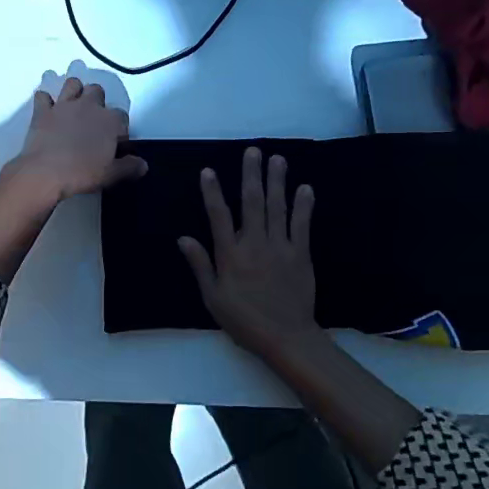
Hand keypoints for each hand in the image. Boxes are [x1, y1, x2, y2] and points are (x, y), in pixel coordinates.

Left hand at [0, 77, 147, 208]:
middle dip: (98, 102)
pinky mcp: (42, 111)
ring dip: (74, 92)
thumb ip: (130, 167)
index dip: (120, 130)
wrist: (45, 173)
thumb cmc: (82, 173)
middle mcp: (88, 106)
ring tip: (74, 108)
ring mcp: (64, 106)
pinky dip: (45, 101)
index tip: (115, 144)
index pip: (122, 117)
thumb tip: (143, 165)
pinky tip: (48, 110)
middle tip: (94, 123)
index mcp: (109, 120)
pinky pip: (43, 97)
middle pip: (97, 91)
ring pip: (72, 84)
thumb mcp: (111, 175)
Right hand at [178, 147, 318, 358]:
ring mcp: (280, 246)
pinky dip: (303, 205)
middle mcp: (254, 244)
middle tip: (252, 151)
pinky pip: (302, 224)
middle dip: (251, 174)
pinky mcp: (300, 254)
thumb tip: (183, 238)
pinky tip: (305, 187)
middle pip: (252, 202)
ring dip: (277, 181)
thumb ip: (200, 265)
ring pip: (277, 207)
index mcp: (230, 255)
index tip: (208, 170)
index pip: (218, 216)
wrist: (285, 337)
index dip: (212, 192)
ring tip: (277, 159)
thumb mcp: (213, 298)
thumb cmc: (244, 320)